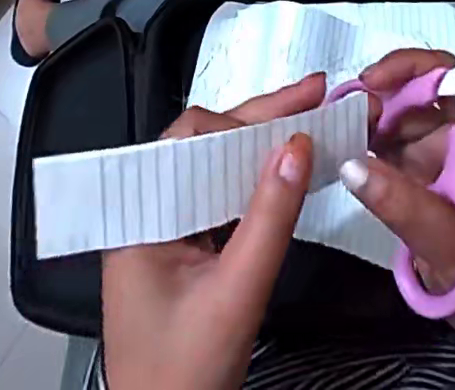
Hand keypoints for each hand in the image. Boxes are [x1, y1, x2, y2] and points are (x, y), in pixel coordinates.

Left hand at [101, 73, 325, 389]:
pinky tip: (283, 165)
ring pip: (213, 164)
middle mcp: (146, 201)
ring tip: (308, 116)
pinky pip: (217, 193)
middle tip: (314, 93)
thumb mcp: (235, 295)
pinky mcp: (182, 240)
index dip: (247, 115)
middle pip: (204, 142)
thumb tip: (297, 149)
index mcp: (140, 204)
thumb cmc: (181, 373)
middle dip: (261, 117)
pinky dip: (252, 177)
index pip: (190, 135)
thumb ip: (268, 221)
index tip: (301, 103)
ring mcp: (164, 220)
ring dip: (260, 142)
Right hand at [339, 50, 454, 389]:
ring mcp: (437, 153)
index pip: (454, 80)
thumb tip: (350, 165)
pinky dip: (357, 140)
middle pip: (412, 92)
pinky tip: (337, 151)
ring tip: (332, 136)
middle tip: (340, 120)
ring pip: (391, 114)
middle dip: (374, 98)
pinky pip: (381, 142)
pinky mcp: (415, 171)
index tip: (371, 83)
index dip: (411, 69)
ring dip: (361, 119)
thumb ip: (408, 209)